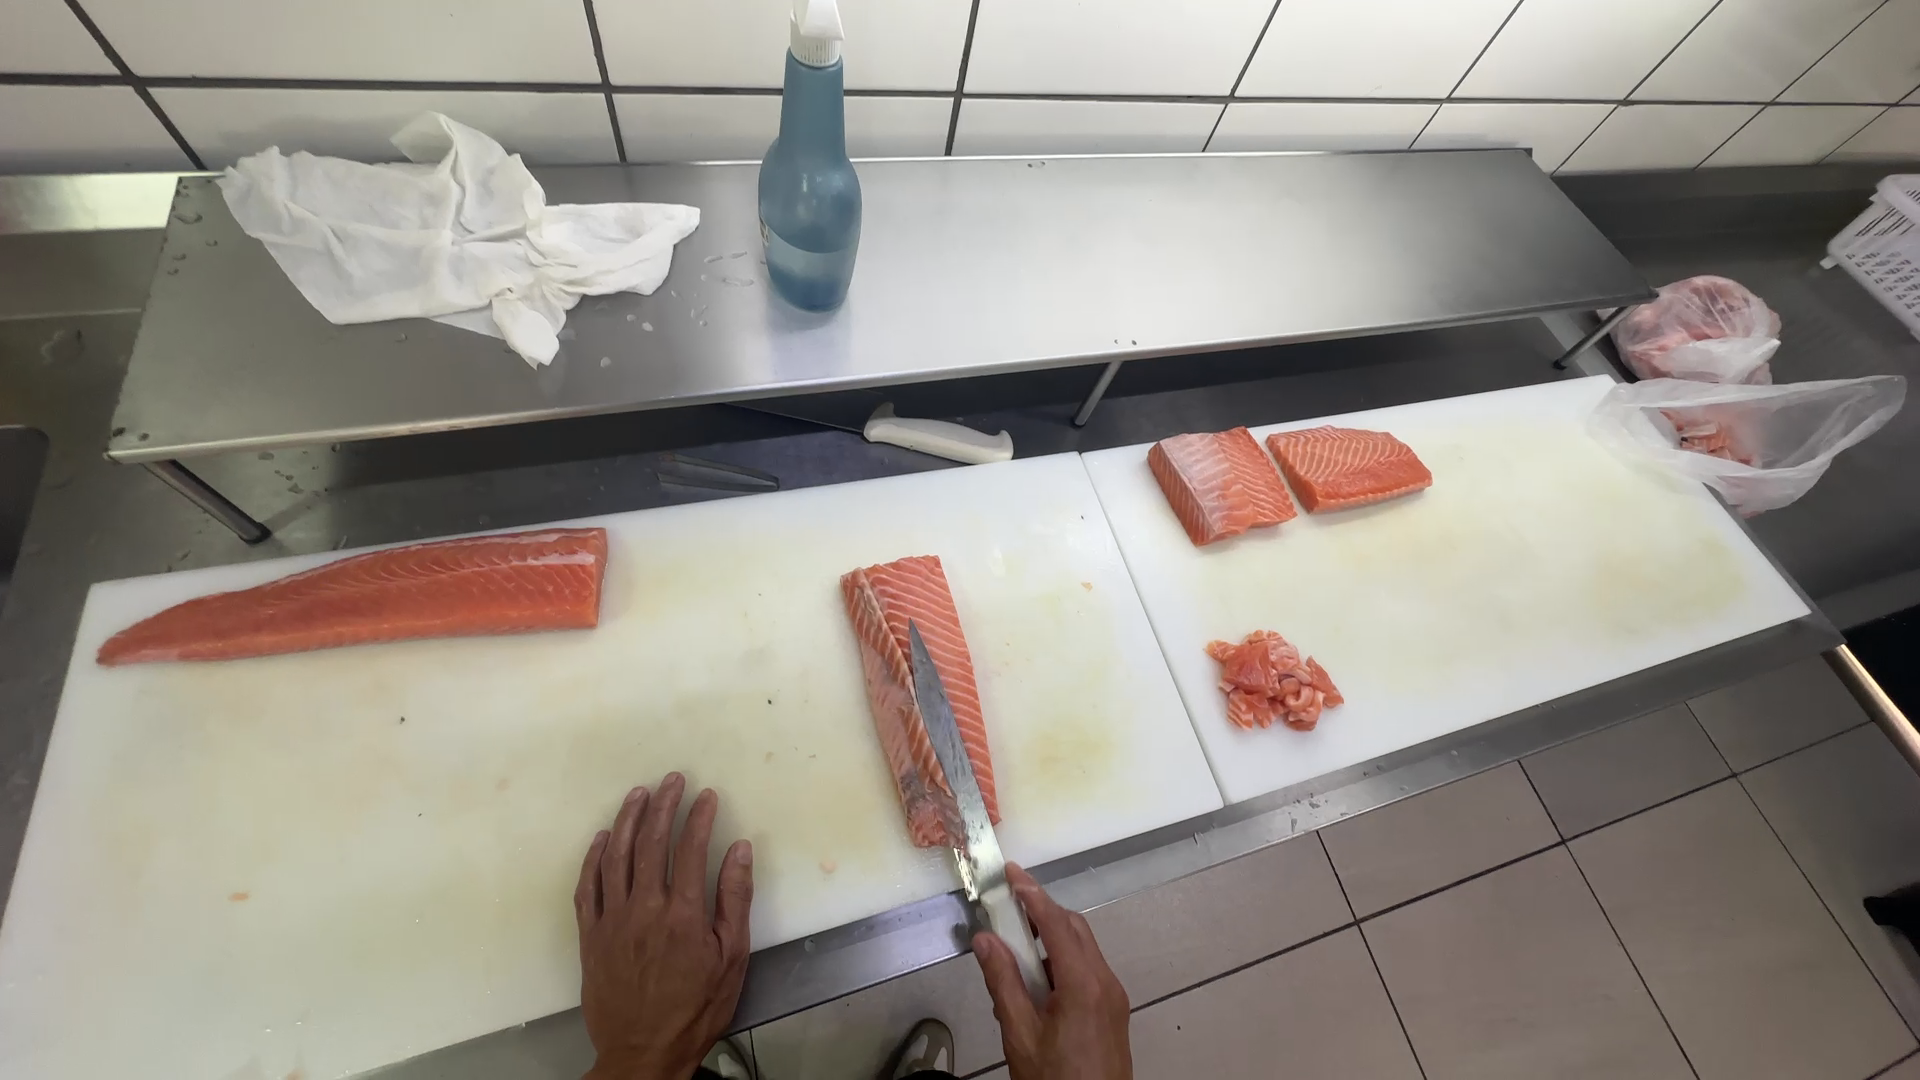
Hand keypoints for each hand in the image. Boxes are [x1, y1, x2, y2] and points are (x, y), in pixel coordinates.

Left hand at [576, 773, 754, 1079]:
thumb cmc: (697, 1006)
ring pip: (616, 858)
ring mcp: (612, 922)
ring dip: (628, 820)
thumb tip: (739, 849)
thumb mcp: (732, 957)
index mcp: (683, 914)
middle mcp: (644, 910)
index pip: (690, 849)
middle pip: (651, 844)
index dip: (699, 817)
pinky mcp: (590, 937)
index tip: (707, 795)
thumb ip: (735, 899)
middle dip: (663, 805)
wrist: (642, 1054)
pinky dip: (594, 859)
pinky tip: (603, 838)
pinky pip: (587, 889)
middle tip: (672, 779)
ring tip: (638, 794)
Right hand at [973, 864, 1131, 1079]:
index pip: (1056, 923)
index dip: (1032, 893)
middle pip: (1073, 928)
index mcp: (1084, 983)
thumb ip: (1002, 982)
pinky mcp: (1114, 1011)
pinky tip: (1037, 981)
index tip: (1011, 872)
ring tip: (1015, 949)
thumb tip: (984, 939)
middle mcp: (1105, 981)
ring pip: (1082, 948)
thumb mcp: (1020, 1035)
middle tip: (1007, 908)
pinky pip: (1087, 969)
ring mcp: (1114, 997)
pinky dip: (1062, 961)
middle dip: (1041, 912)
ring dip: (1051, 938)